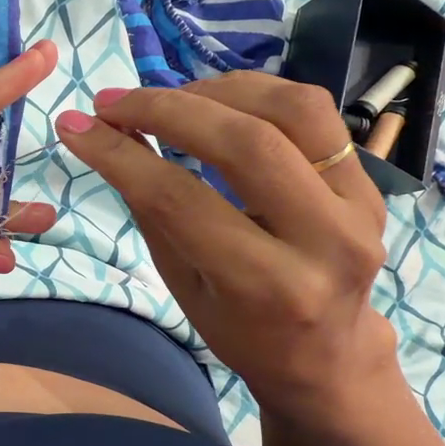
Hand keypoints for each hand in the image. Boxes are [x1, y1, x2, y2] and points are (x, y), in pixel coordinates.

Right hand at [53, 72, 399, 420]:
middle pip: (245, 142)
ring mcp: (359, 205)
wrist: (330, 355)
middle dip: (165, 109)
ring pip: (292, 110)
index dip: (119, 154)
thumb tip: (106, 136)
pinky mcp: (370, 182)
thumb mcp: (181, 284)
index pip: (180, 199)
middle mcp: (325, 240)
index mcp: (266, 285)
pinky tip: (210, 102)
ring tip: (165, 99)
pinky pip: (313, 115)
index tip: (74, 127)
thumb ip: (152, 208)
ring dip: (214, 90)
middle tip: (112, 103)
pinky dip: (252, 95)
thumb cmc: (239, 329)